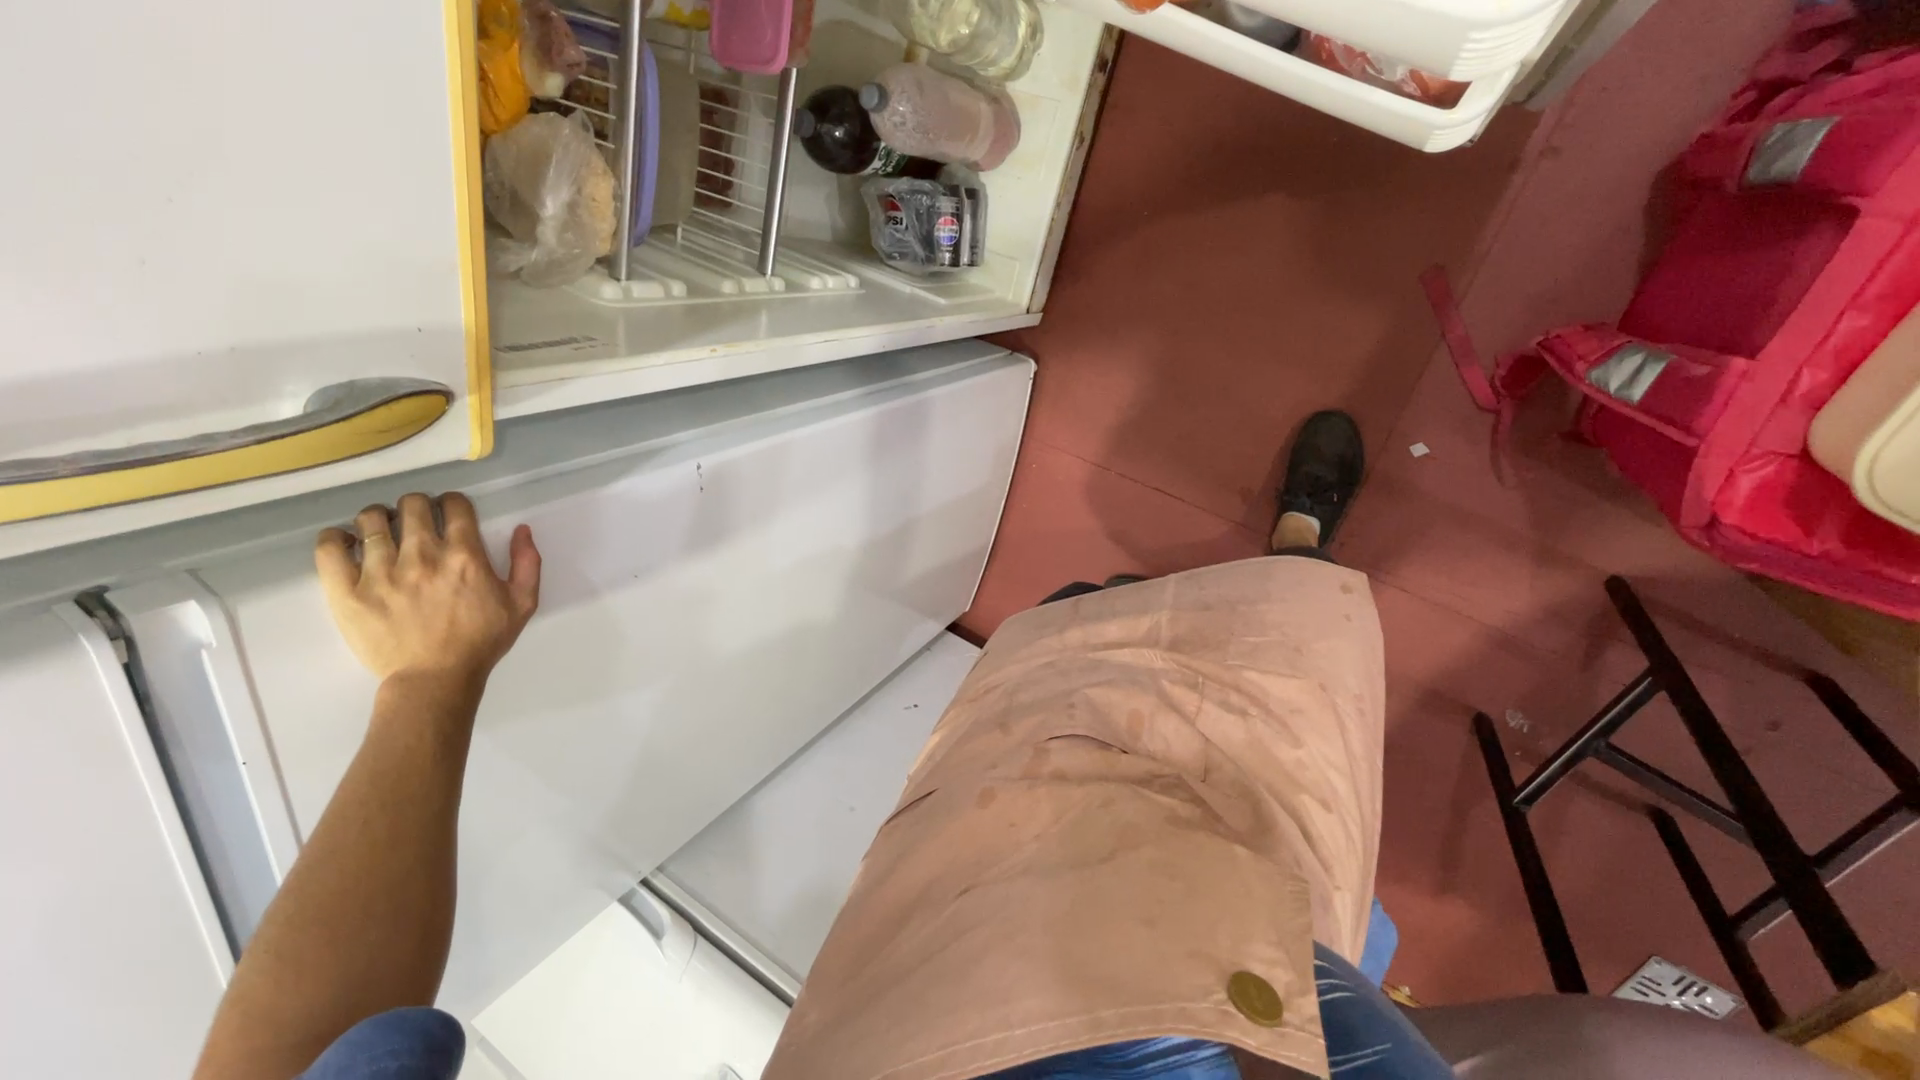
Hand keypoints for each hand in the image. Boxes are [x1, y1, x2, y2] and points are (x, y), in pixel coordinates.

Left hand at [315, 492, 541, 689]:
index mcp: (464, 556)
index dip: (452, 503)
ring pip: (370, 519)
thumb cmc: (481, 642)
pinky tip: (347, 543)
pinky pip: (329, 547)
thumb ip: (527, 563)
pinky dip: (336, 538)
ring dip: (379, 519)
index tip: (449, 514)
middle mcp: (422, 555)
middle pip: (411, 504)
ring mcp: (380, 572)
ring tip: (382, 534)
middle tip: (417, 523)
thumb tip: (521, 530)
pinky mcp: (347, 591)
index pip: (453, 505)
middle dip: (417, 506)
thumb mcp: (521, 604)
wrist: (435, 680)